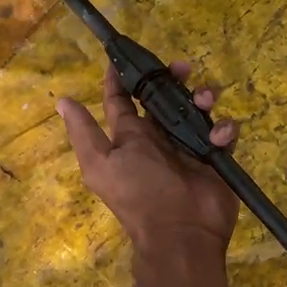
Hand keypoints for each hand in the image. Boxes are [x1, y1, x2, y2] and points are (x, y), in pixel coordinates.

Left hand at [57, 62, 239, 258]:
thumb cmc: (140, 193)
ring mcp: (189, 146)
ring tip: (206, 102)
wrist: (183, 231)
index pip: (123, 100)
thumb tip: (62, 100)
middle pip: (166, 97)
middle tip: (184, 68)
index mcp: (130, 137)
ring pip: (197, 109)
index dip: (123, 78)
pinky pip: (223, 131)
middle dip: (174, 79)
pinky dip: (224, 129)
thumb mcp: (102, 162)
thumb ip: (85, 131)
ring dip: (203, 98)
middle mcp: (159, 138)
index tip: (129, 55)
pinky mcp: (216, 155)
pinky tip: (218, 138)